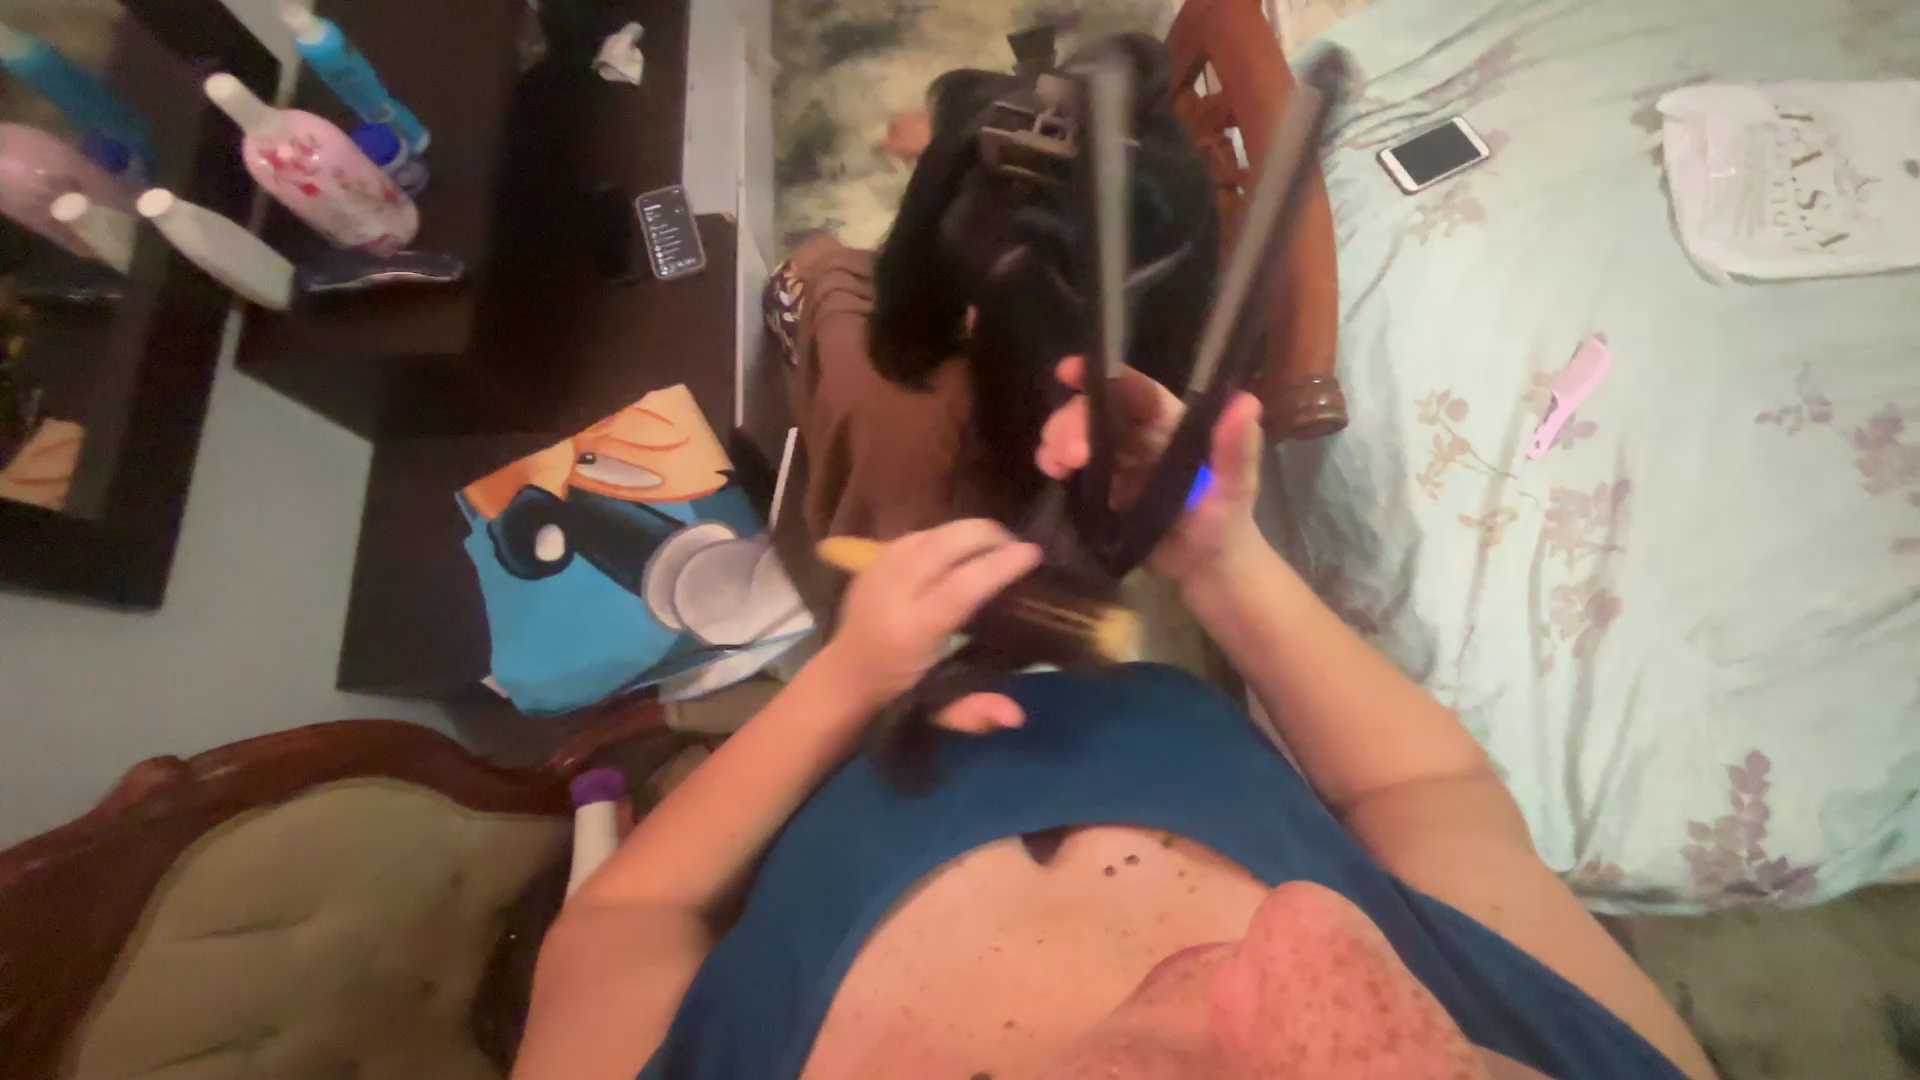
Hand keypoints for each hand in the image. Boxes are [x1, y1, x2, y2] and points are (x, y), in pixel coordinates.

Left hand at [822, 519, 1040, 714]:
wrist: (843, 678)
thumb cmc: (897, 695)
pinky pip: (916, 535)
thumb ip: (976, 712)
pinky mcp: (870, 562)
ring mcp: (877, 572)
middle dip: (985, 535)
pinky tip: (962, 546)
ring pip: (930, 533)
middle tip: (1016, 546)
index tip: (1031, 554)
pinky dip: (945, 535)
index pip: (959, 587)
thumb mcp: (938, 712)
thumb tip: (1018, 716)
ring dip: (967, 532)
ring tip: (995, 543)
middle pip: (943, 545)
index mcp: (911, 633)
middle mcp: (892, 594)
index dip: (997, 566)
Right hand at [1035, 356, 1266, 586]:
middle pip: (1097, 412)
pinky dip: (1054, 464)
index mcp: (1169, 425)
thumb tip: (1246, 402)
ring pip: (1077, 435)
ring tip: (1054, 465)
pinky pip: (1071, 468)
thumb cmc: (1227, 522)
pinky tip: (1052, 474)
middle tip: (1068, 454)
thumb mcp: (1236, 487)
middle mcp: (1138, 436)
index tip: (1070, 371)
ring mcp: (1116, 463)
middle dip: (1073, 422)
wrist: (1206, 568)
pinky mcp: (1099, 490)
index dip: (1101, 375)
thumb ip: (1237, 448)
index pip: (1133, 390)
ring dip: (1058, 441)